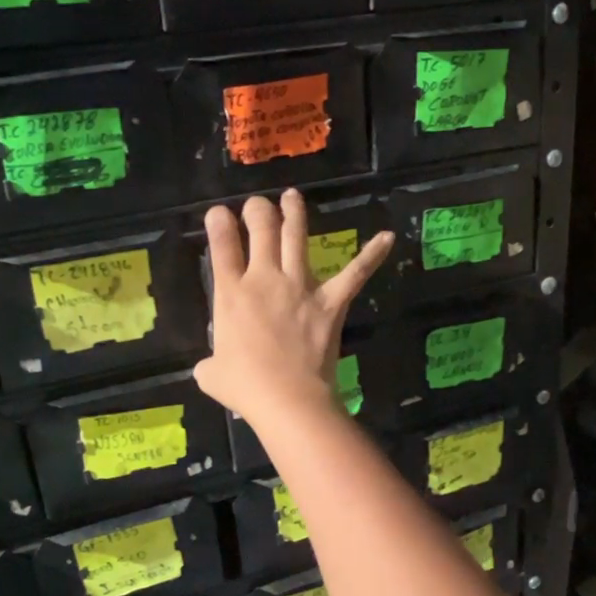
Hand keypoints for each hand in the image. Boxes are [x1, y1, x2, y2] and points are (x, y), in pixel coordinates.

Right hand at [195, 189, 393, 426]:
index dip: (219, 224)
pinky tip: (387, 237)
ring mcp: (300, 287)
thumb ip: (210, 363)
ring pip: (296, 238)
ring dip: (294, 213)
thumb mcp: (211, 374)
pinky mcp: (331, 301)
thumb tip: (209, 367)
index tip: (218, 213)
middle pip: (261, 231)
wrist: (287, 398)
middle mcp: (264, 280)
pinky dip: (372, 254)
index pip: (222, 247)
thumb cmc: (245, 387)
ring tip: (292, 197)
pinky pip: (355, 273)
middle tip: (256, 205)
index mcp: (231, 294)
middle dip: (257, 211)